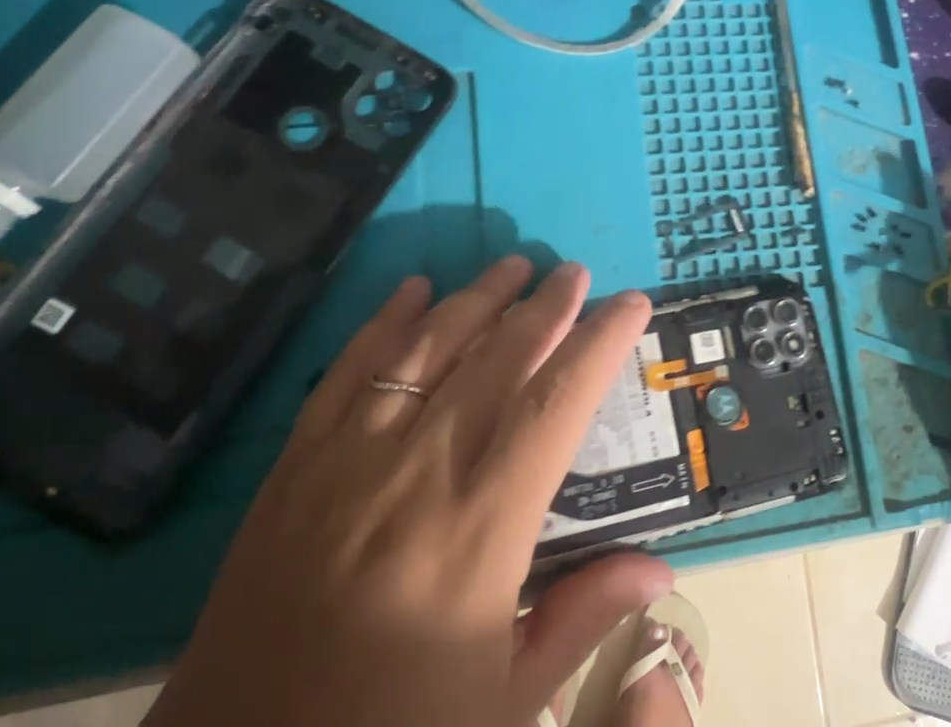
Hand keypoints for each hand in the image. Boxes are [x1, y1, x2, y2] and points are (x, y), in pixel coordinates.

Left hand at [146, 257, 672, 726]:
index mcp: (483, 530)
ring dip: (473, 300)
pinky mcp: (292, 468)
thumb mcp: (507, 698)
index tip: (630, 305)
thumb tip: (658, 565)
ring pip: (423, 351)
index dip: (599, 346)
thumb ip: (583, 616)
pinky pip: (344, 372)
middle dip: (542, 307)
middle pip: (494, 361)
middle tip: (573, 272)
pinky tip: (410, 290)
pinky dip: (382, 323)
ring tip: (511, 266)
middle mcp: (418, 474)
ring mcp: (346, 462)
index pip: (557, 406)